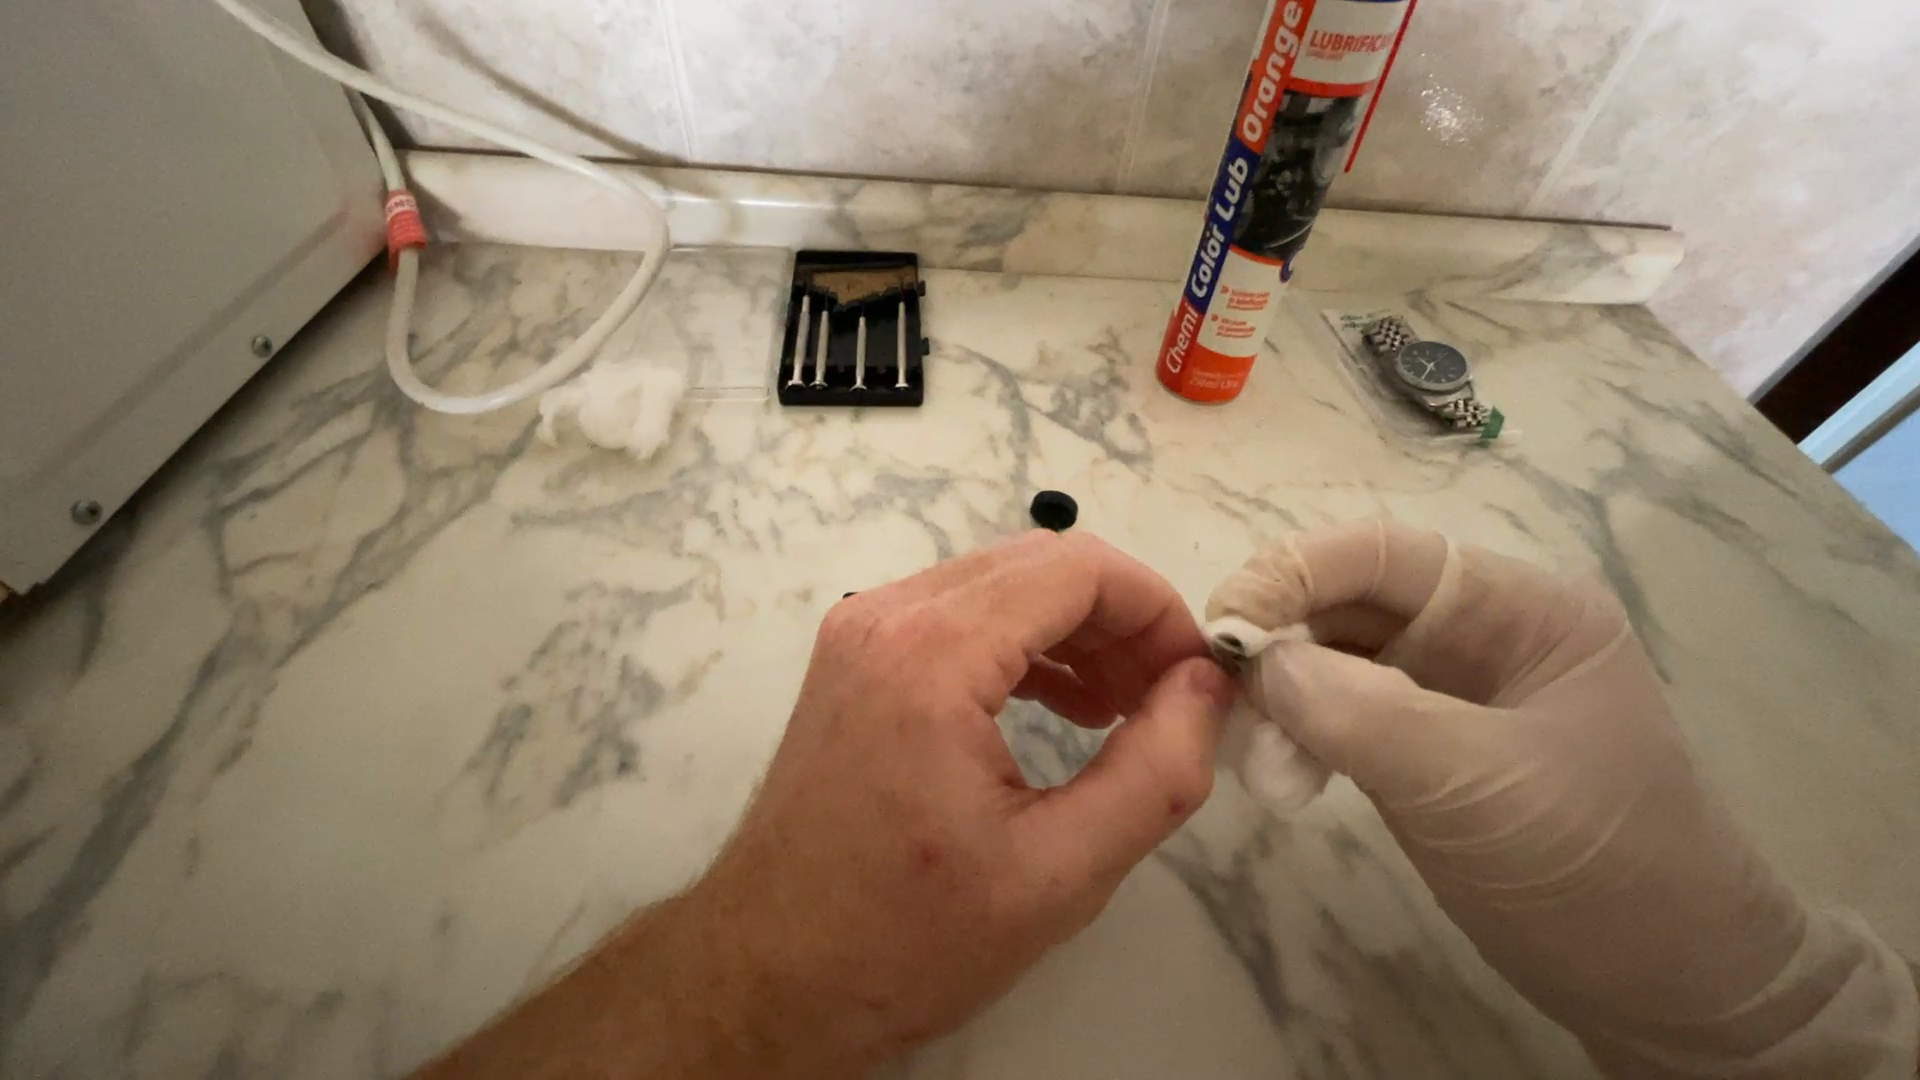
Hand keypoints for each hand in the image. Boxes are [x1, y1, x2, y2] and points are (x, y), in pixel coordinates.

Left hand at [414, 531, 1235, 1079]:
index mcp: (931, 654)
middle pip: (1040, 564)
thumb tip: (1206, 685)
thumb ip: (1157, 772)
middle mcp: (887, 613)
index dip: (1156, 609)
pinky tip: (1064, 704)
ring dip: (1076, 630)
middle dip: (1121, 619)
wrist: (768, 971)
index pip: (1077, 569)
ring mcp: (862, 627)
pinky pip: (961, 614)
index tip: (1197, 674)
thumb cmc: (906, 938)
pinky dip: (1024, 643)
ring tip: (1124, 708)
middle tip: (1167, 696)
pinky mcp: (857, 652)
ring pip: (1002, 583)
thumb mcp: (1060, 874)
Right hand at [1209, 521, 1918, 1078]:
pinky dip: (1288, 727)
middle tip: (1217, 682)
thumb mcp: (1478, 784)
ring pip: (1321, 652)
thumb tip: (1253, 662)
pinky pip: (1323, 705)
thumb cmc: (1596, 869)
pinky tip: (1277, 766)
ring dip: (1273, 687)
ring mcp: (1431, 683)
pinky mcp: (1402, 735)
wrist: (1662, 990)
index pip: (1379, 554)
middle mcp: (1466, 629)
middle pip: (1339, 597)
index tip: (1226, 624)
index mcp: (1513, 607)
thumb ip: (1360, 712)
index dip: (1292, 572)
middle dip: (1274, 632)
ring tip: (1251, 741)